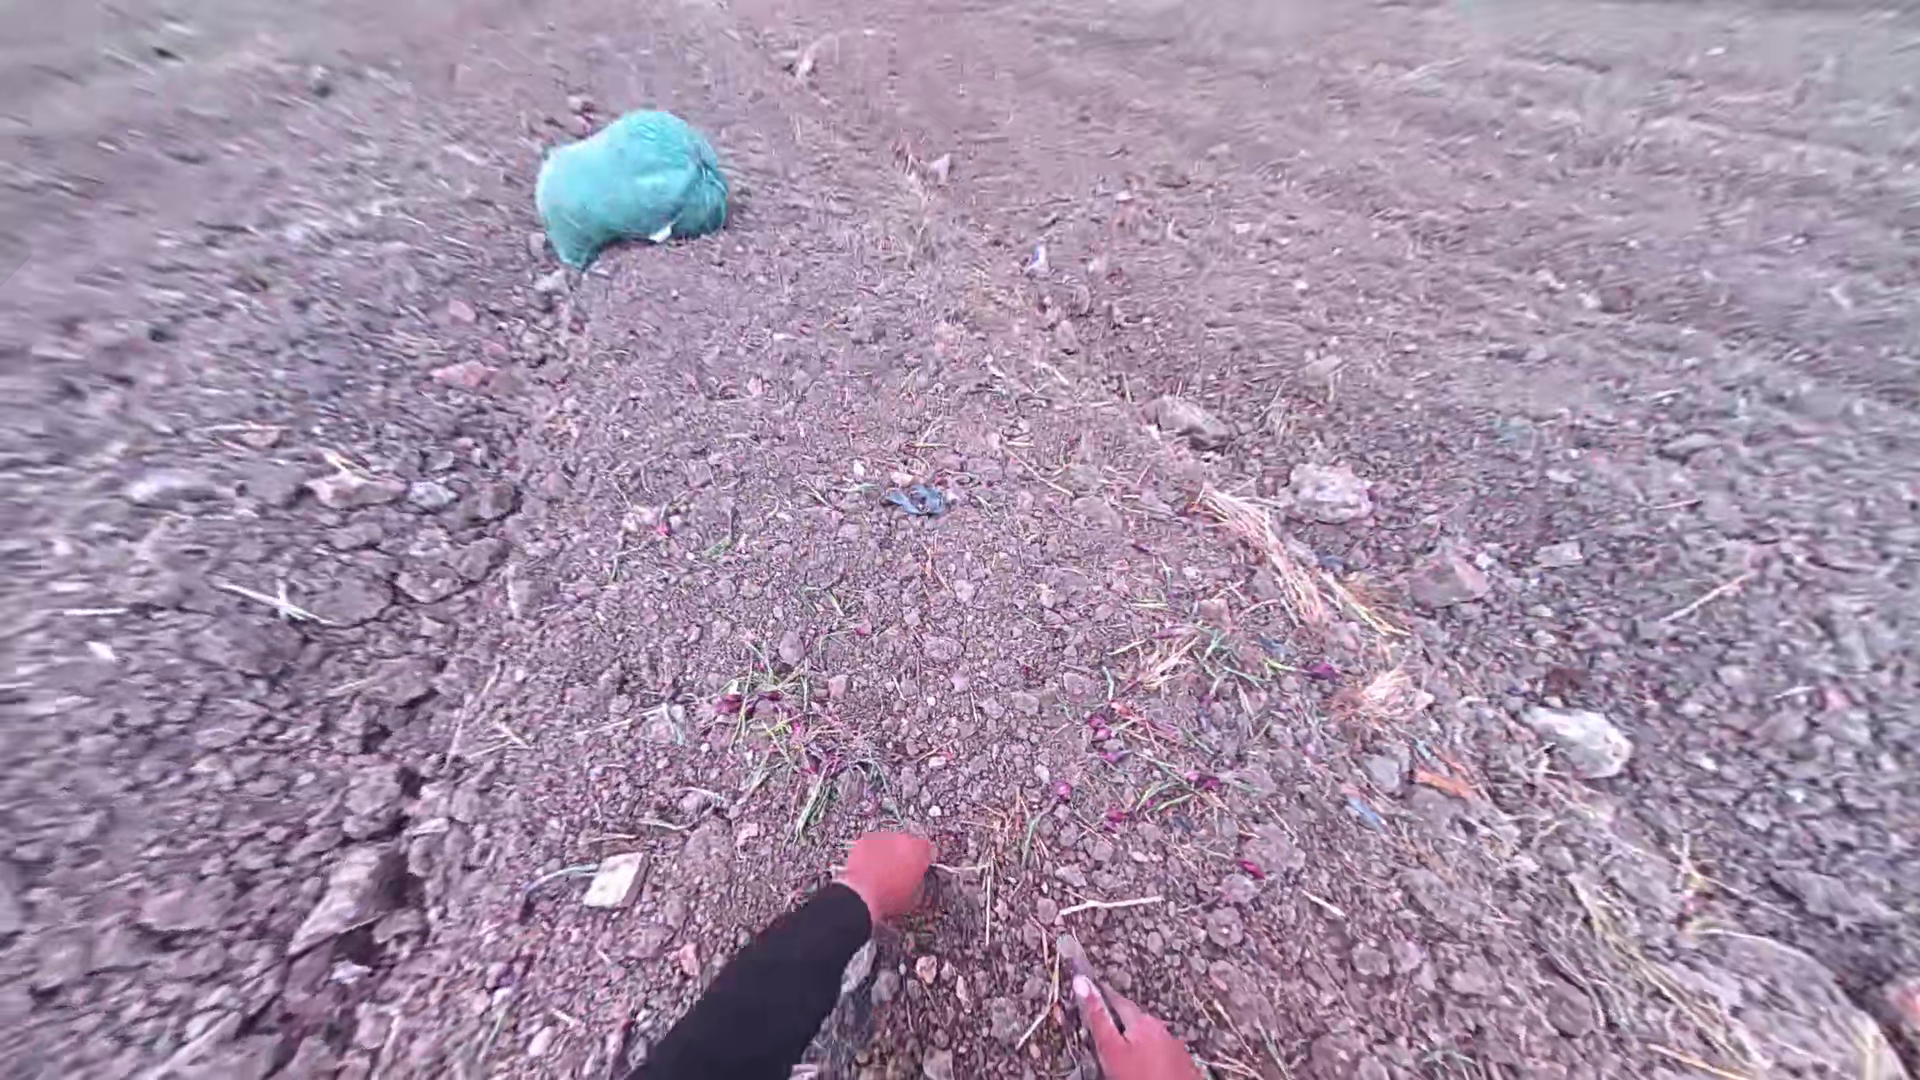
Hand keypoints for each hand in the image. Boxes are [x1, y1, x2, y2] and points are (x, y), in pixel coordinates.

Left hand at [836, 831, 934, 922]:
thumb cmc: (886, 898)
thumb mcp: (913, 897)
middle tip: (898, 870)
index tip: (920, 864)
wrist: (861, 897)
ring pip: (889, 841)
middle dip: (904, 854)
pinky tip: (869, 867)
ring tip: (882, 871)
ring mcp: (882, 838)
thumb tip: (918, 882)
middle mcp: (901, 839)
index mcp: (917, 851)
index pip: (927, 847)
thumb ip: (919, 882)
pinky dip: (871, 853)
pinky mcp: (865, 841)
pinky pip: (871, 844)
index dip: (924, 857)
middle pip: (907, 842)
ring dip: (888, 852)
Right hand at [1074, 975, 1202, 1079]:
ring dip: (1140, 1040)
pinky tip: (1149, 1067)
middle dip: (1123, 1022)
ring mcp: (1176, 1046)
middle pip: (1136, 1019)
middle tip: (1109, 1031)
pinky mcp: (1185, 1065)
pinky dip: (1154, 1056)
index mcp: (1141, 1020)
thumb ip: (1097, 1018)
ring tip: (1129, 1054)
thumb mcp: (1111, 1051)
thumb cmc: (1139, 1078)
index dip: (1104, 996)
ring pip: (1151, 1036)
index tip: (1092, 989)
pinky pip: (1165, 1053)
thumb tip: (1081, 982)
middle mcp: (1161, 1027)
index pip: (1117, 1000)